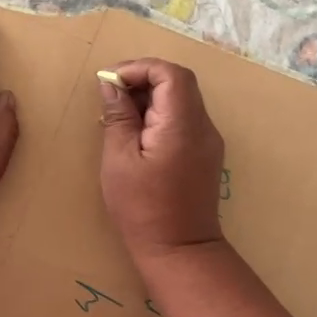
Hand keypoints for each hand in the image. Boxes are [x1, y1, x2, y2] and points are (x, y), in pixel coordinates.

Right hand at [98, 59, 226, 261]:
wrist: (179, 248)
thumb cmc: (141, 205)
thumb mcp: (118, 158)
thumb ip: (118, 116)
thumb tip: (111, 85)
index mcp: (182, 126)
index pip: (171, 74)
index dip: (139, 68)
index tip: (109, 82)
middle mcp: (203, 127)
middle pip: (178, 82)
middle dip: (141, 78)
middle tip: (109, 94)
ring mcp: (207, 140)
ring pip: (181, 98)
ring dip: (148, 95)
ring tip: (117, 114)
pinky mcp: (203, 152)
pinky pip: (182, 117)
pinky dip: (157, 112)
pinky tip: (134, 131)